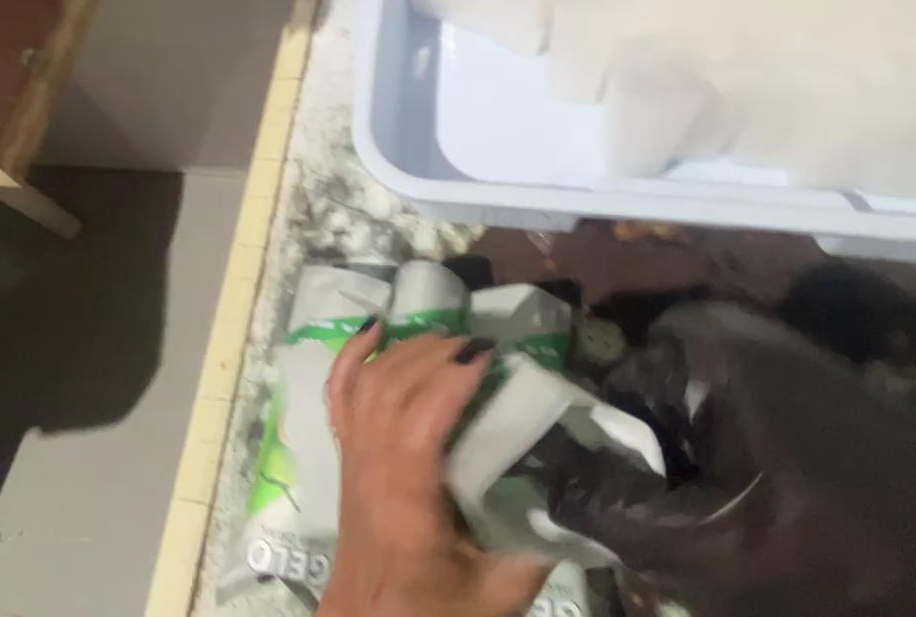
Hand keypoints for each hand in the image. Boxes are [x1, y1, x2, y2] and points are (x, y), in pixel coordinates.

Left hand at [318, 323, 548, 616]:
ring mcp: (352, 455)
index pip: (419, 423)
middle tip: (481, 346)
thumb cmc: (432, 610)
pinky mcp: (345, 452)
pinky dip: (352, 354)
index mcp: (406, 500)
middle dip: (436, 354)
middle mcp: (371, 466)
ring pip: (369, 382)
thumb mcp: (497, 593)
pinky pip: (338, 392)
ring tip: (449, 340)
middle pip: (392, 389)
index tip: (488, 353)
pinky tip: (375, 327)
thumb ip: (538, 547)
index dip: (450, 380)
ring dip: (407, 350)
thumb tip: (576, 494)